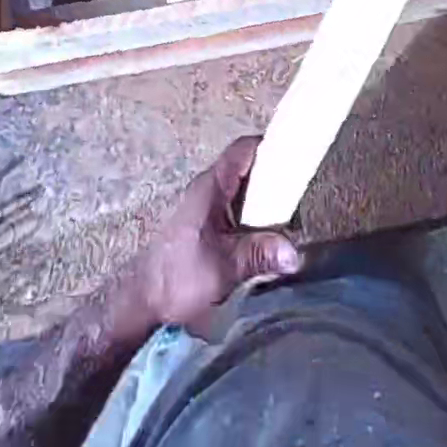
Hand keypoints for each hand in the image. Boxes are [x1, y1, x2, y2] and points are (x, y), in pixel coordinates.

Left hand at [118, 137, 301, 332]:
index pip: (242, 150)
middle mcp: (208, 190)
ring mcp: (206, 207)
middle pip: (246, 168)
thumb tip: (294, 251)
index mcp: (211, 187)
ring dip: (265, 201)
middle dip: (274, 177)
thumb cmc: (179, 277)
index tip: (296, 154)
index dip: (269, 147)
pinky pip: (237, 209)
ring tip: (291, 220)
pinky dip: (255, 217)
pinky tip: (269, 238)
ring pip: (243, 191)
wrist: (144, 300)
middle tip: (301, 195)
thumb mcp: (225, 266)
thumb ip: (259, 255)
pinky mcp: (206, 225)